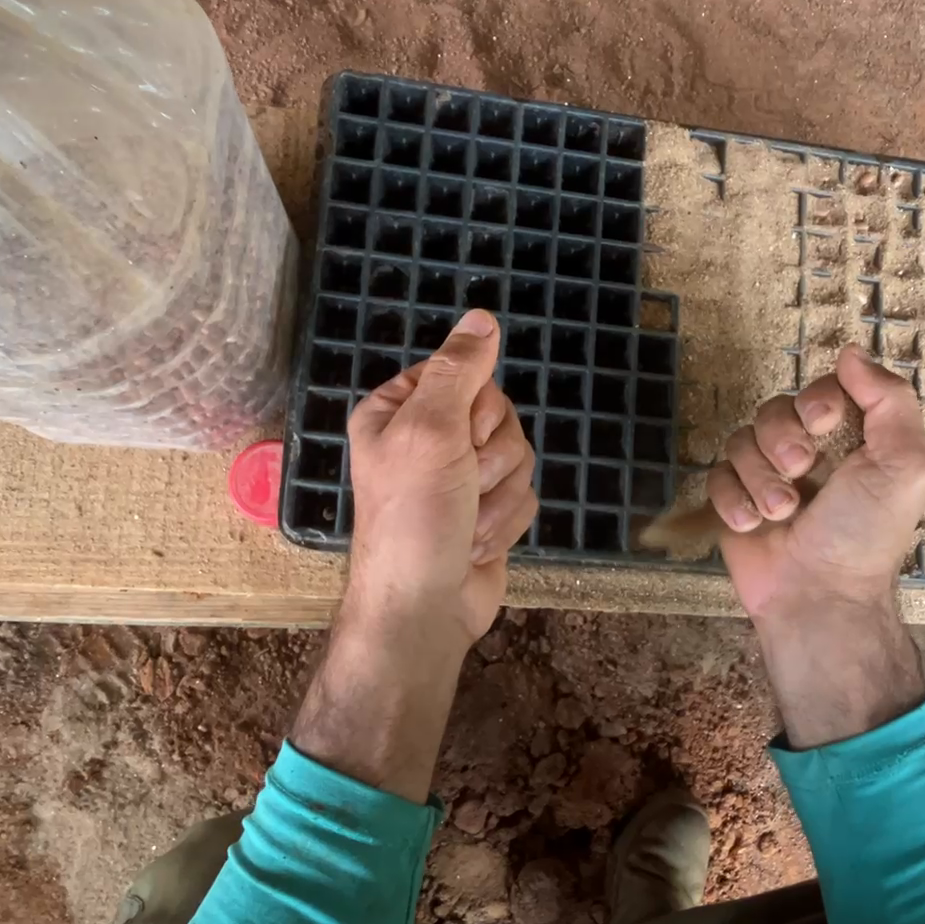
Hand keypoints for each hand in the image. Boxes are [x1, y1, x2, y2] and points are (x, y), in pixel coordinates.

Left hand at [343, 308, 538, 654]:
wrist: (426, 605)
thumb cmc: (415, 515)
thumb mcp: (430, 430)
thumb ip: (459, 370)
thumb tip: (482, 317)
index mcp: (401, 411)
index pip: (464, 373)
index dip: (475, 406)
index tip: (461, 435)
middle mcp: (430, 439)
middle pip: (499, 415)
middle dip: (491, 458)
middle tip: (463, 483)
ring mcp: (461, 477)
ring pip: (518, 455)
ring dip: (498, 495)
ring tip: (466, 520)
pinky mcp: (488, 510)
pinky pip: (524, 494)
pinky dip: (505, 521)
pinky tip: (477, 542)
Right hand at [708, 344, 924, 745]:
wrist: (816, 596)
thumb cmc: (863, 534)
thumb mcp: (904, 465)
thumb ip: (890, 401)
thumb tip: (850, 351)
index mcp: (850, 440)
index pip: (820, 389)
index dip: (815, 400)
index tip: (824, 425)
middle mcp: (806, 452)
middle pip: (772, 410)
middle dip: (781, 442)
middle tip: (800, 474)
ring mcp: (765, 477)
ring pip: (739, 442)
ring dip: (759, 479)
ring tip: (781, 514)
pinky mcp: (732, 502)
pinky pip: (715, 477)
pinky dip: (733, 501)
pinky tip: (753, 526)